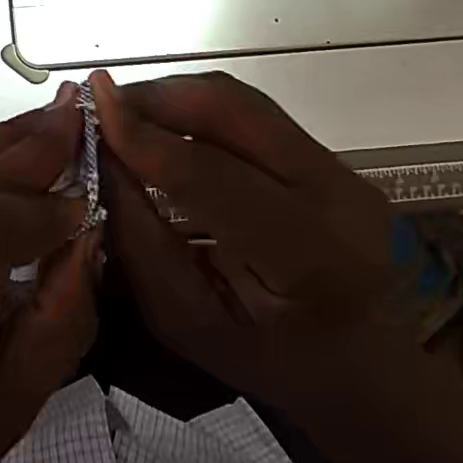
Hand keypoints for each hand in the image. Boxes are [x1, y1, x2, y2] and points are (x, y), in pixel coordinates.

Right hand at [92, 69, 395, 404]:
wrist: (370, 367)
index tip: (92, 107)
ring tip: (124, 115)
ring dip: (171, 94)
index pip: (210, 173)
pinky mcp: (326, 153)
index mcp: (307, 257)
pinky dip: (192, 105)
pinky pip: (246, 109)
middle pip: (231, 109)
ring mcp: (339, 168)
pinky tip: (162, 123)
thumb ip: (138, 239)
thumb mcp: (187, 320)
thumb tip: (100, 159)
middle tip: (101, 108)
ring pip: (237, 98)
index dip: (143, 134)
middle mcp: (337, 197)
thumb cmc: (272, 359)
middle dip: (154, 96)